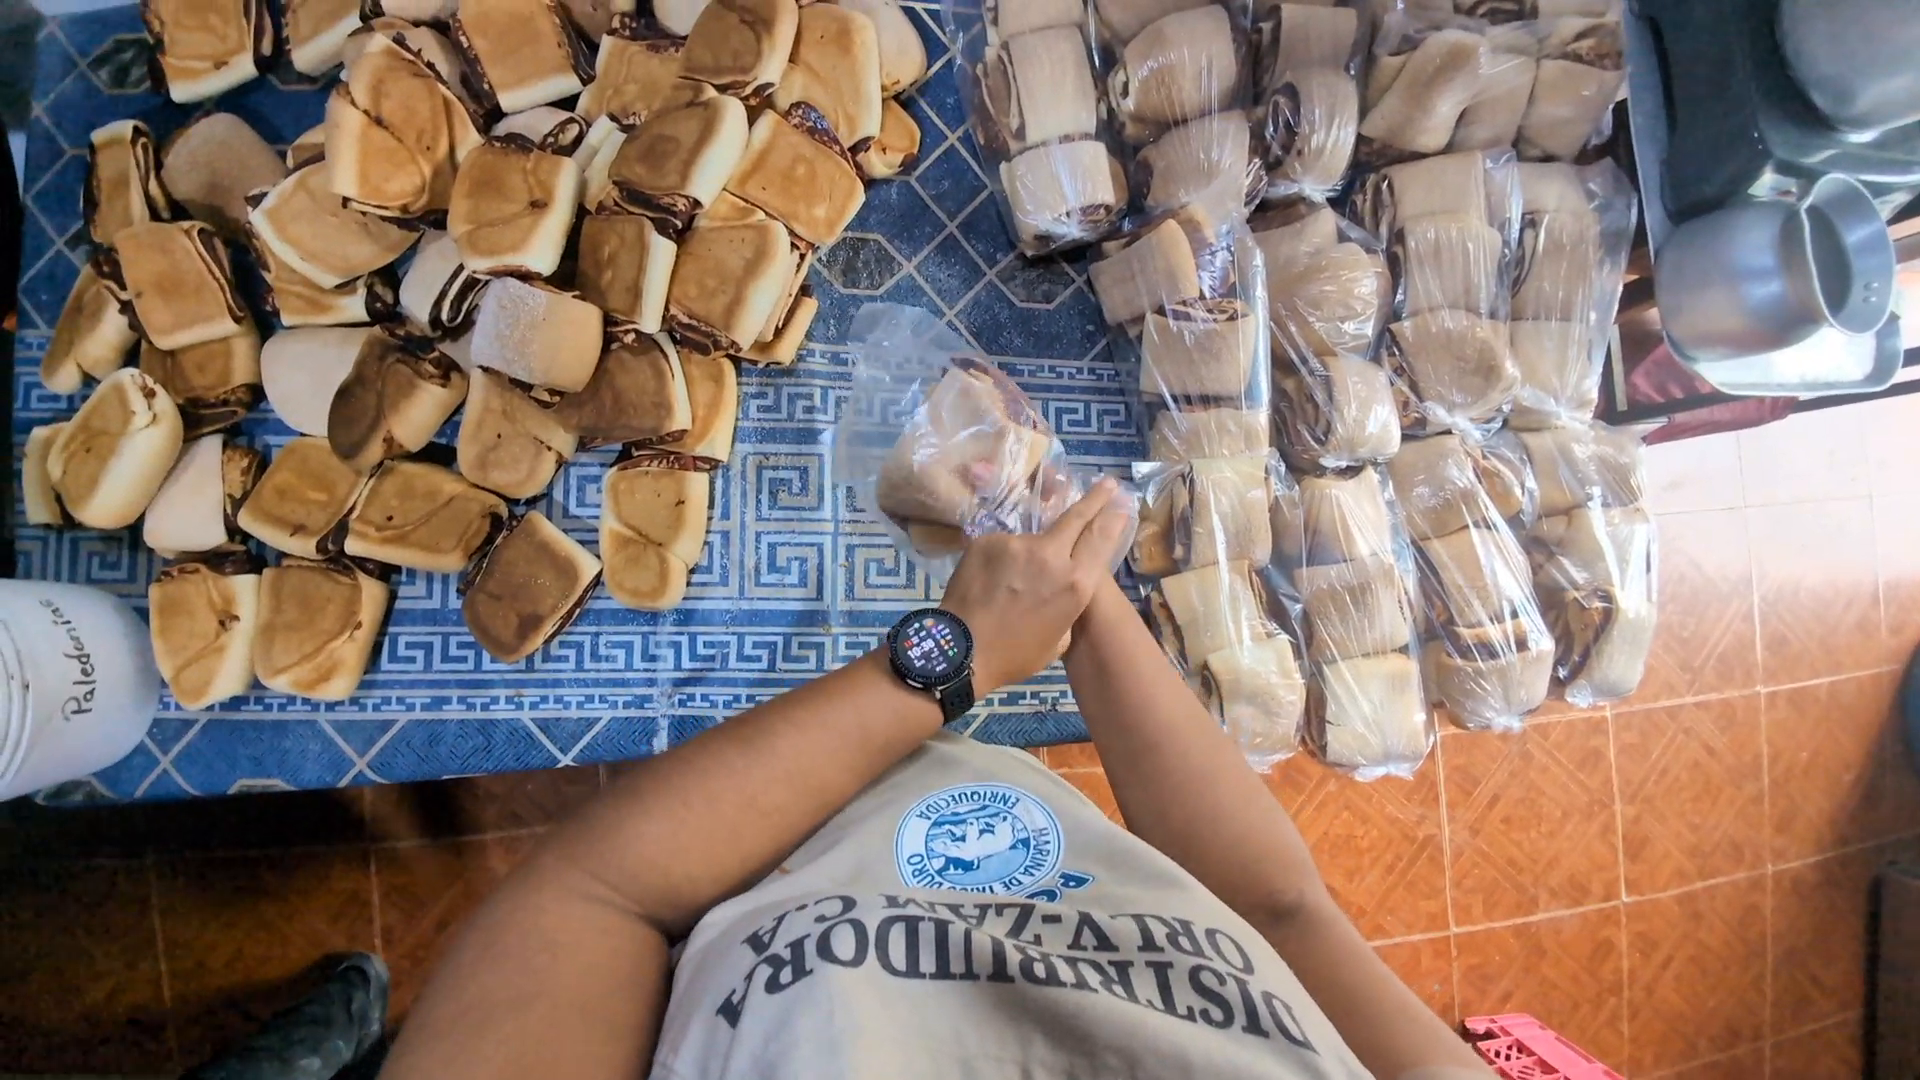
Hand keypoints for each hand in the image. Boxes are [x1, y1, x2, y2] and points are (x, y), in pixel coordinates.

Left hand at [938, 478, 1132, 694]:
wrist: (960, 652)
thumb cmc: (1015, 655)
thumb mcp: (1059, 639)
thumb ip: (1068, 605)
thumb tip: (1063, 585)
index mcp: (1075, 584)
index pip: (1101, 539)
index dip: (1112, 518)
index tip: (1120, 503)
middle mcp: (1050, 556)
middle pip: (1077, 517)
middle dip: (1095, 498)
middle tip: (1107, 483)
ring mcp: (1017, 544)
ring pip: (1032, 539)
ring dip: (1029, 553)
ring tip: (1010, 583)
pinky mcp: (987, 540)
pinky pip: (1002, 546)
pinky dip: (1001, 560)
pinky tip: (989, 582)